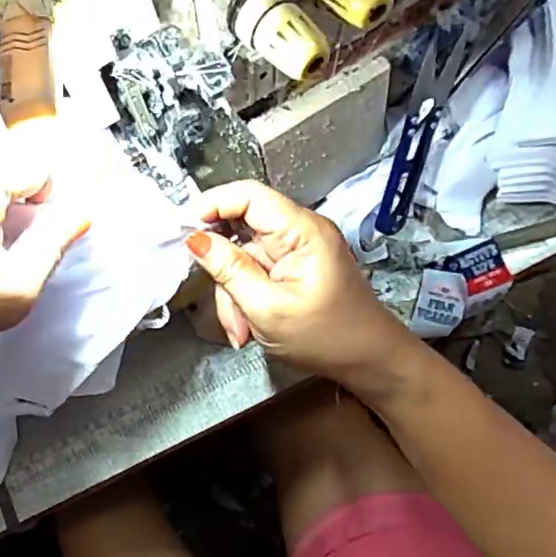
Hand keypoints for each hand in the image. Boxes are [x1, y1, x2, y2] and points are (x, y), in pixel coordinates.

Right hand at [186, 181, 416, 389]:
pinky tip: (251, 325)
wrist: (368, 360)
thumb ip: (229, 269)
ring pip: (244, 257)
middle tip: (224, 307)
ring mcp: (297, 250)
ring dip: (234, 293)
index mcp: (302, 232)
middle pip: (241, 230)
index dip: (213, 205)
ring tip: (242, 329)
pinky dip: (247, 298)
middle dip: (224, 270)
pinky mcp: (293, 266)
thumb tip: (196, 238)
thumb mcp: (267, 308)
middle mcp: (300, 232)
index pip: (249, 195)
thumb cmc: (328, 338)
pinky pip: (256, 272)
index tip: (186, 229)